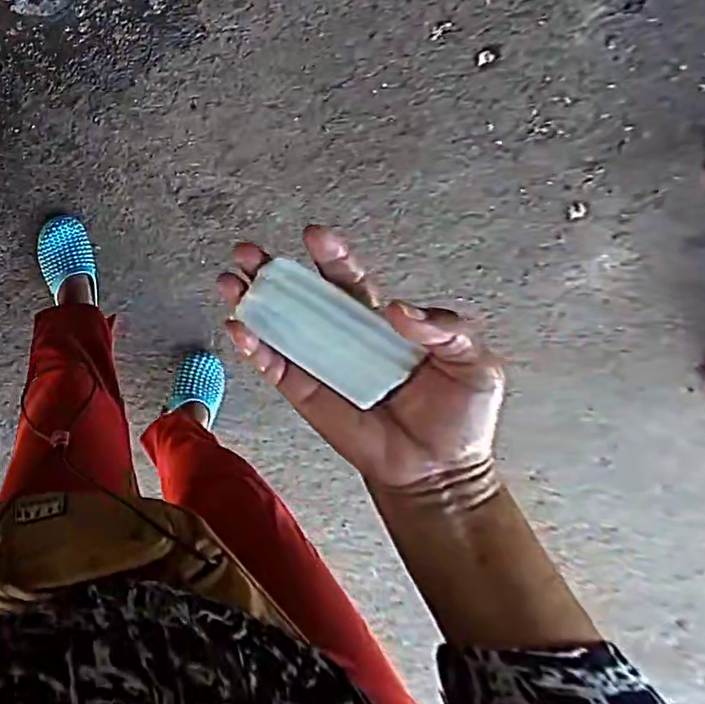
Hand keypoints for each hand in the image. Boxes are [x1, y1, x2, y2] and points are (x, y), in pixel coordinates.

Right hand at [216, 226, 505, 497]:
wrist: (438, 468)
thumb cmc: (457, 416)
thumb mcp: (474, 364)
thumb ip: (447, 331)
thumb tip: (398, 310)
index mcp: (374, 320)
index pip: (346, 280)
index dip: (330, 256)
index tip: (315, 235)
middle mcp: (335, 332)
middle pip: (293, 292)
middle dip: (267, 268)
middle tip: (247, 251)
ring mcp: (312, 357)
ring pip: (269, 320)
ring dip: (245, 298)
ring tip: (229, 280)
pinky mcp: (296, 385)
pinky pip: (267, 360)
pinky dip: (249, 343)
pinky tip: (238, 326)